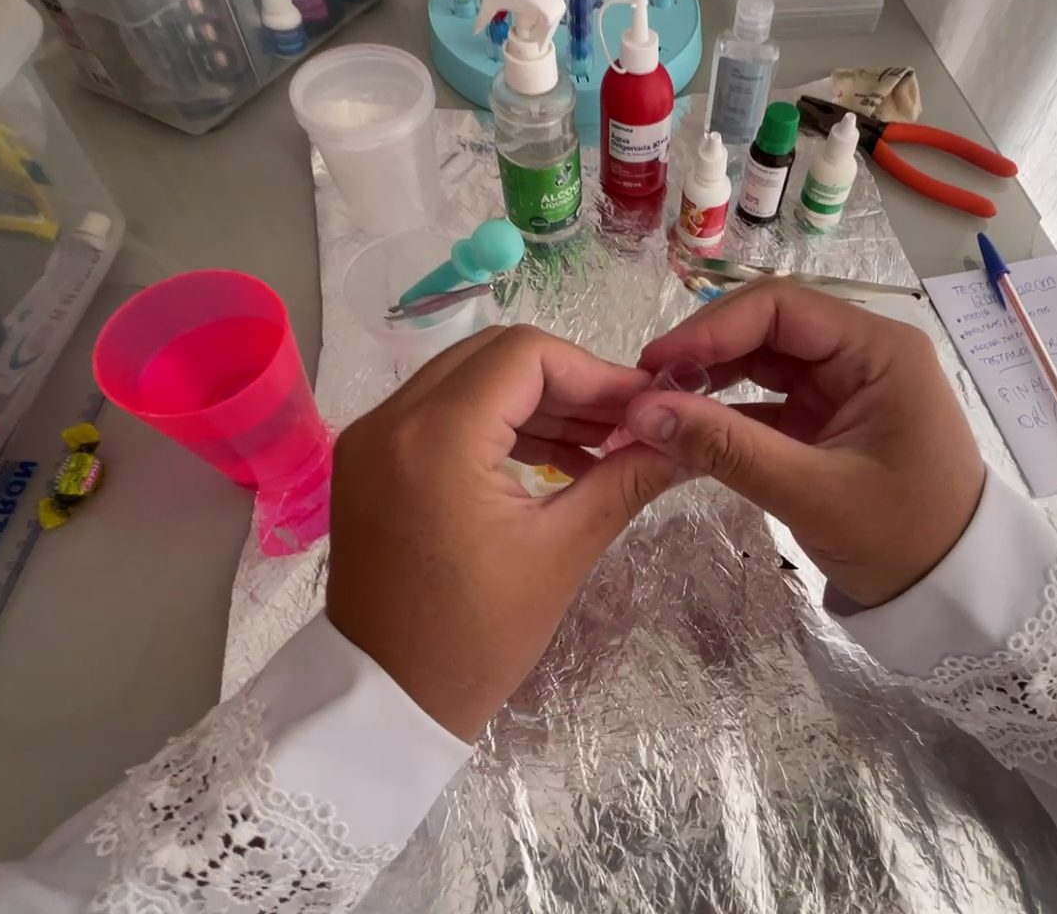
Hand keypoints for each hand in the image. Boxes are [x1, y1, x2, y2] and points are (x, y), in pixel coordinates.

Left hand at [326, 325, 678, 740]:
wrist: (386, 701)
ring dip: (537, 401)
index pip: (525, 355)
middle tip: (624, 421)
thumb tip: (685, 443)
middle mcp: (391, 419)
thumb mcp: (563, 551)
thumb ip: (626, 479)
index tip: (642, 405)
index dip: (594, 372)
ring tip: (599, 442)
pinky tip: (554, 457)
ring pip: (470, 379)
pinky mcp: (371, 458)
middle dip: (569, 381)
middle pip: (496, 356)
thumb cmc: (476, 637)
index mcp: (435, 439)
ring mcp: (373, 436)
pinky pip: (445, 412)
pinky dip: (500, 422)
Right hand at [625, 279, 984, 607]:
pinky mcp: (828, 417)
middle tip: (648, 387)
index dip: (711, 328)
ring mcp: (843, 385)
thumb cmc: (902, 538)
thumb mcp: (812, 493)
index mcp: (878, 349)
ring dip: (711, 380)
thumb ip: (727, 448)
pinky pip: (768, 399)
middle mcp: (861, 353)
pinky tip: (689, 429)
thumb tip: (643, 412)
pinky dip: (728, 413)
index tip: (655, 363)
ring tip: (660, 406)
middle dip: (706, 352)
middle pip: (768, 328)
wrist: (951, 592)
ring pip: (763, 362)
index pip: (781, 307)